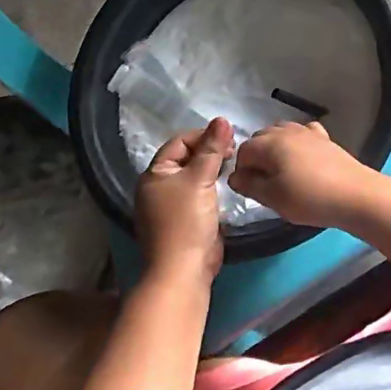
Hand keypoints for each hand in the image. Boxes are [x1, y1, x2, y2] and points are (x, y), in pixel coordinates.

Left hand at [135, 117, 232, 281]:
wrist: (183, 270)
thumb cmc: (186, 220)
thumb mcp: (200, 179)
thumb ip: (212, 149)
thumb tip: (222, 119)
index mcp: (155, 174)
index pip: (180, 142)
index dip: (204, 136)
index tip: (229, 139)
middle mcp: (158, 187)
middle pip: (187, 158)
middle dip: (210, 151)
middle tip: (235, 152)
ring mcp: (170, 205)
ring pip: (194, 176)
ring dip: (212, 169)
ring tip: (234, 165)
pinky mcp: (184, 219)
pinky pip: (199, 194)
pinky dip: (212, 187)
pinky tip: (227, 186)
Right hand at [228, 121, 381, 229]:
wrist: (355, 194)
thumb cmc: (309, 198)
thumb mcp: (273, 198)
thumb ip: (250, 185)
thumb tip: (235, 177)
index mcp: (269, 143)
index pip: (242, 151)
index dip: (241, 170)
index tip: (249, 189)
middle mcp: (285, 130)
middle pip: (260, 138)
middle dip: (256, 157)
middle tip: (264, 183)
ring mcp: (307, 131)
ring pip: (280, 133)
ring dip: (275, 149)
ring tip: (282, 173)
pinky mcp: (324, 138)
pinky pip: (302, 134)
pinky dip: (296, 143)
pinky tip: (302, 159)